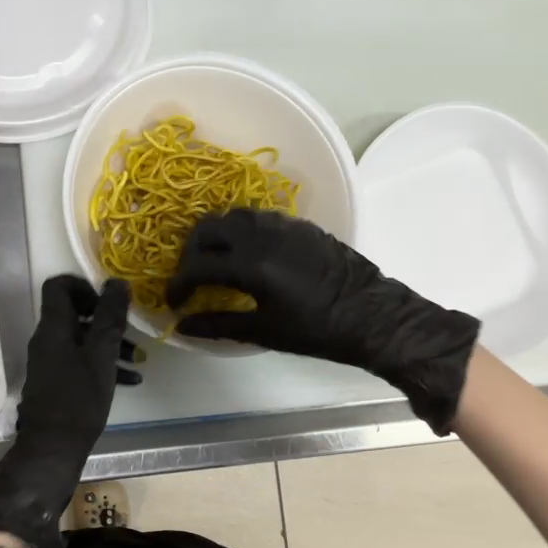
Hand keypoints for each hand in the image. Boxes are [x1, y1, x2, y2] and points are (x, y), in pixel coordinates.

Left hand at [0, 276, 136, 547]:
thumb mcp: (101, 355)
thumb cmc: (79, 399)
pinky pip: (80, 362)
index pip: (59, 286)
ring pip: (81, 340)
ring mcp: (49, 362)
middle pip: (74, 314)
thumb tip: (116, 282)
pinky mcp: (55, 383)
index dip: (84, 286)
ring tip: (138, 360)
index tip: (108, 302)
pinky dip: (102, 365)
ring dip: (110, 345)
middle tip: (130, 332)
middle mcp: (46, 340)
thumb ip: (109, 318)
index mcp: (53, 328)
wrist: (53, 447)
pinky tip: (130, 381)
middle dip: (106, 320)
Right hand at [166, 209, 480, 433]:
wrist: (373, 315)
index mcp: (249, 264)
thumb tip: (183, 325)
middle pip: (208, 229)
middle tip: (192, 278)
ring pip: (233, 217)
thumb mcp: (264, 331)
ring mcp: (282, 225)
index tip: (174, 302)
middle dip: (191, 252)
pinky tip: (248, 255)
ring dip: (216, 236)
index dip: (179, 285)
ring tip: (216, 262)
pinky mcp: (300, 225)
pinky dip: (241, 232)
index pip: (197, 266)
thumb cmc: (317, 330)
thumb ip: (218, 325)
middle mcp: (261, 235)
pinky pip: (258, 218)